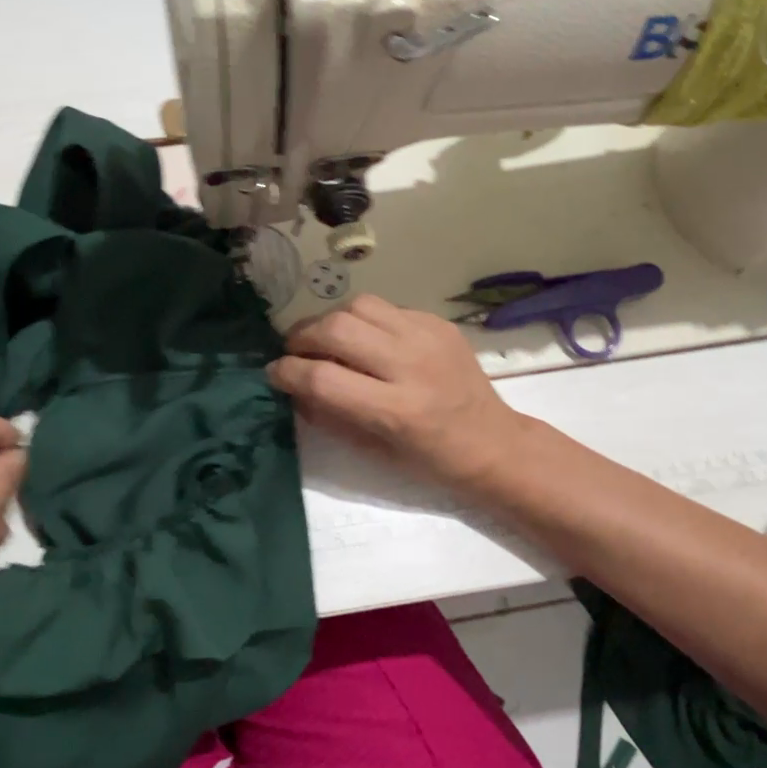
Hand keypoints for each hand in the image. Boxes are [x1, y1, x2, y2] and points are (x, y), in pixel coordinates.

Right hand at [267, 295, 533, 490]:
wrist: (492, 442)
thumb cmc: (429, 460)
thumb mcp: (373, 451)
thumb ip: (329, 415)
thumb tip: (291, 385)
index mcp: (395, 411)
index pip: (322, 378)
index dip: (287, 372)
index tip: (273, 373)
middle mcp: (411, 366)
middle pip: (336, 329)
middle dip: (301, 337)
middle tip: (293, 352)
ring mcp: (428, 338)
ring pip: (358, 306)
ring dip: (331, 321)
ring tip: (325, 340)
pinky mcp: (438, 323)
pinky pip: (386, 308)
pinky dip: (364, 320)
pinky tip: (364, 340)